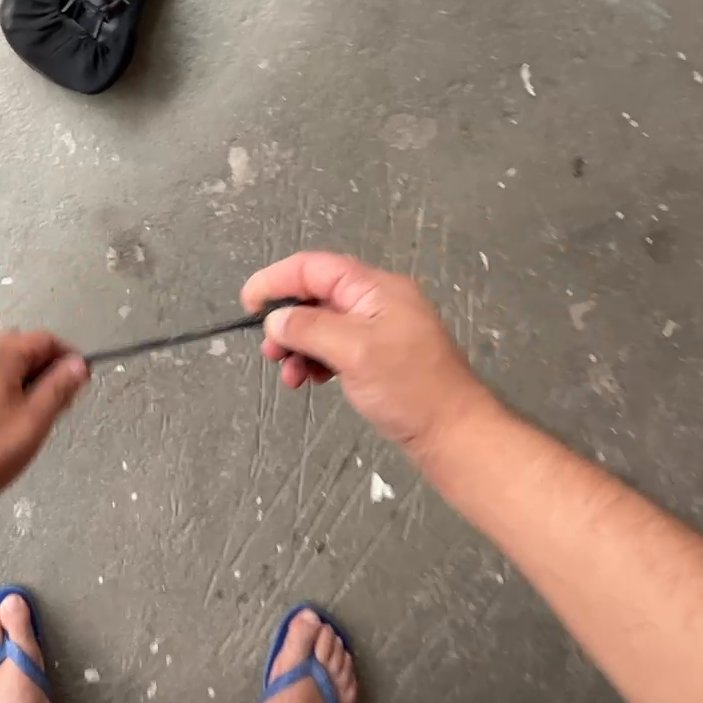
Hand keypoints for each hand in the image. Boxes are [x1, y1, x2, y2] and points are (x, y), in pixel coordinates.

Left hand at [0, 331, 88, 520]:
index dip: (68, 357)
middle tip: (58, 402)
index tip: (80, 382)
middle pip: (20, 348)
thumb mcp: (32, 422)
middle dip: (45, 368)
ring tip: (30, 420)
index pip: (44, 339)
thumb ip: (58, 388)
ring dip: (21, 383)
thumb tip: (78, 364)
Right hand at [242, 252, 487, 452]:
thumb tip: (275, 319)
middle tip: (269, 351)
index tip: (249, 303)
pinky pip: (334, 346)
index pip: (315, 267)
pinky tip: (309, 379)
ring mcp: (378, 329)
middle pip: (316, 295)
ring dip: (297, 345)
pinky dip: (315, 359)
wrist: (453, 434)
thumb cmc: (409, 388)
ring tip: (288, 373)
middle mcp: (376, 302)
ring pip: (322, 324)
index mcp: (376, 288)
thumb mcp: (354, 351)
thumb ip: (309, 328)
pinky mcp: (377, 355)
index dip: (277, 279)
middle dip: (286, 320)